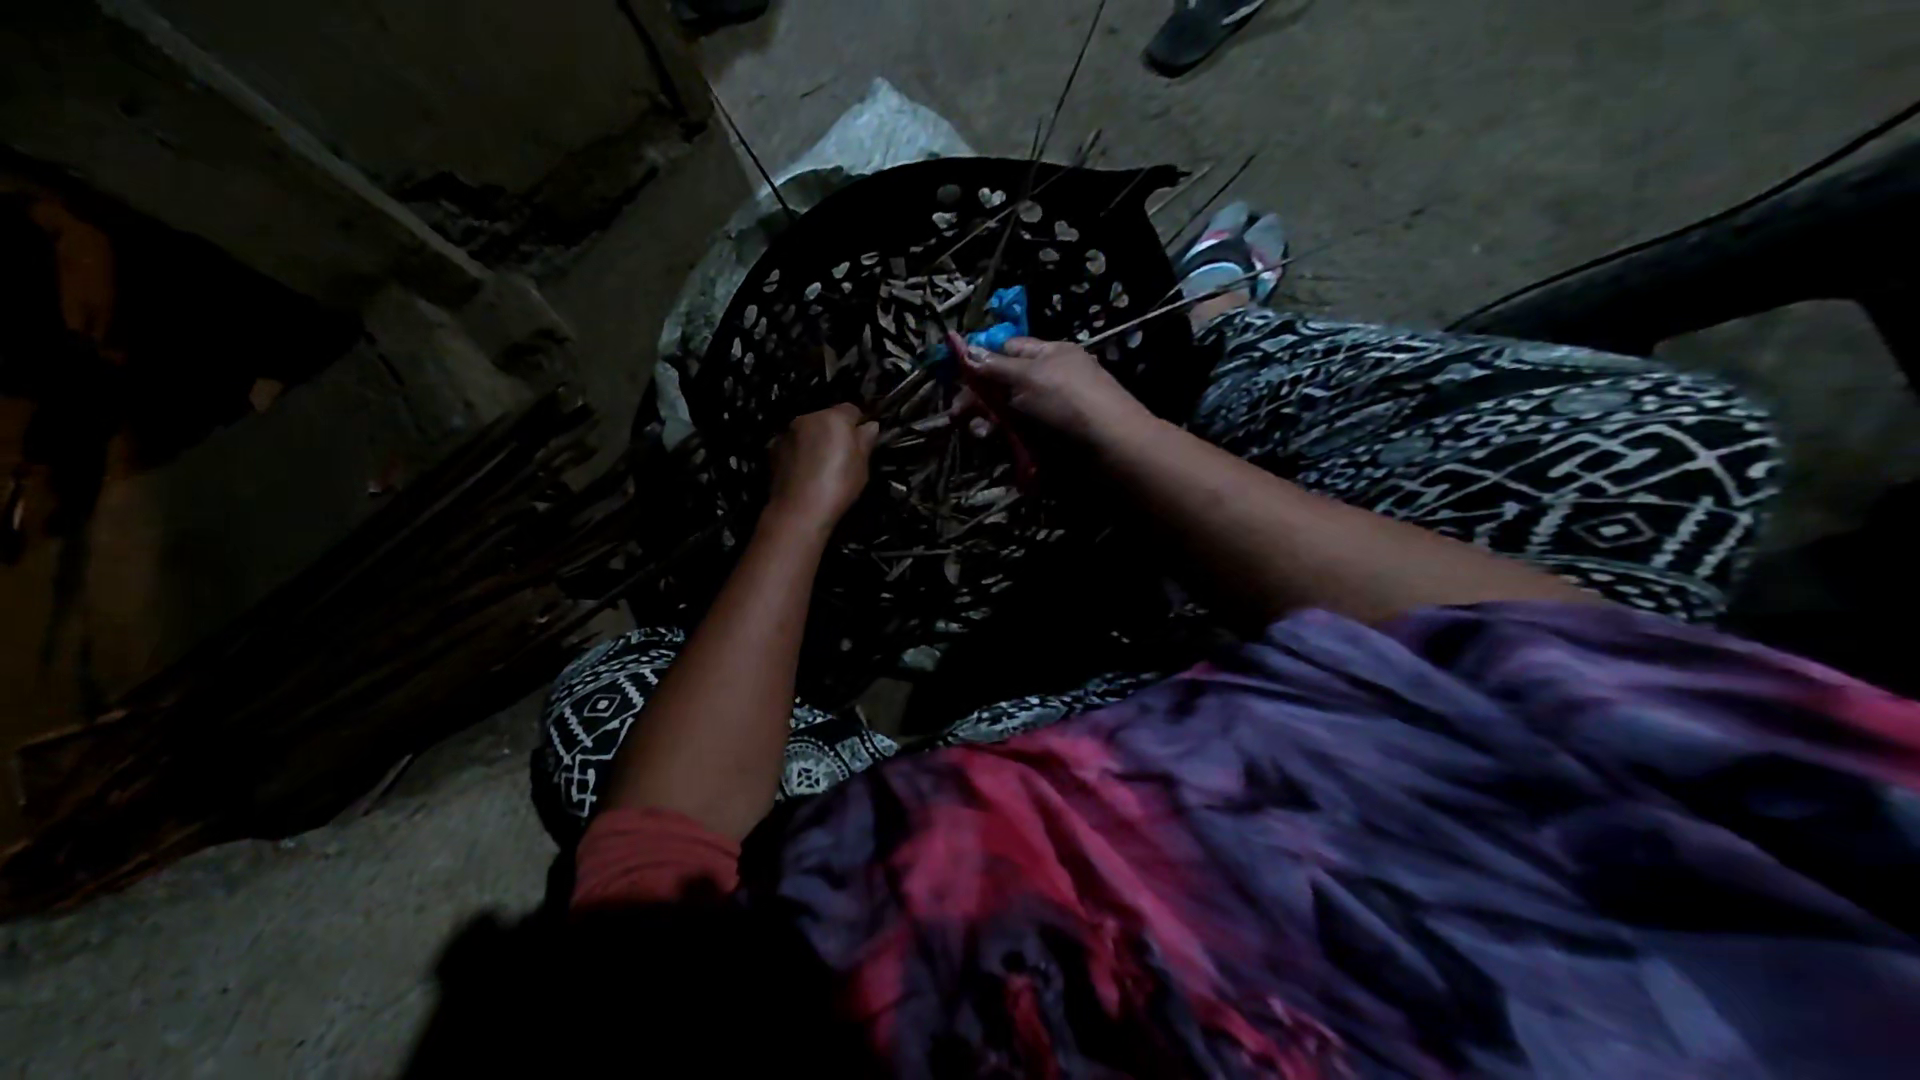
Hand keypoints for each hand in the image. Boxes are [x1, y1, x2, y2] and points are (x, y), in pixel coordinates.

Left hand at [766, 404, 878, 530]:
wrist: (799, 511)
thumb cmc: (838, 486)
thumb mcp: (862, 466)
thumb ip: (865, 441)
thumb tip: (870, 426)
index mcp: (834, 418)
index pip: (851, 410)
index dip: (858, 425)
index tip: (861, 444)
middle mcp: (808, 418)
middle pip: (826, 418)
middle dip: (834, 432)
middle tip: (842, 457)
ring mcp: (787, 432)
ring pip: (808, 430)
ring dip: (815, 441)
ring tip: (821, 467)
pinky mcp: (773, 449)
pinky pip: (794, 444)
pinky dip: (800, 452)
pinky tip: (804, 472)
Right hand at [963, 337, 1152, 440]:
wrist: (1111, 449)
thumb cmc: (1069, 402)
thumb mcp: (1027, 376)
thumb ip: (993, 366)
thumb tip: (963, 347)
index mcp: (1050, 354)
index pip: (1008, 350)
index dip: (984, 363)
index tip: (961, 380)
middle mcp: (1050, 381)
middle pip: (1004, 386)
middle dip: (980, 400)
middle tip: (959, 416)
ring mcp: (1051, 414)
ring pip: (1008, 415)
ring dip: (989, 424)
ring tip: (983, 436)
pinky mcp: (1052, 442)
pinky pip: (1020, 438)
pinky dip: (1007, 442)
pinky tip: (1001, 448)